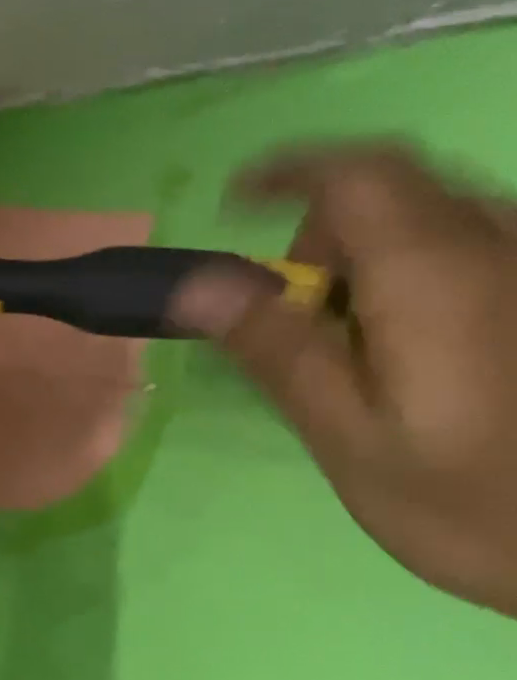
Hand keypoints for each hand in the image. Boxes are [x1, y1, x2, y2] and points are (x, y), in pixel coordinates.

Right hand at [170, 144, 516, 616]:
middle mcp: (506, 252)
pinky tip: (416, 347)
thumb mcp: (347, 436)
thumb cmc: (476, 506)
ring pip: (445, 220)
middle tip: (292, 315)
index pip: (359, 174)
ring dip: (374, 259)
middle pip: (401, 192)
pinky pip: (483, 253)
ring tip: (351, 341)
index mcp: (438, 278)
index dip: (287, 173)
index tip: (230, 206)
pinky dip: (421, 277)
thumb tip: (194, 285)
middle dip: (327, 235)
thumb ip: (276, 349)